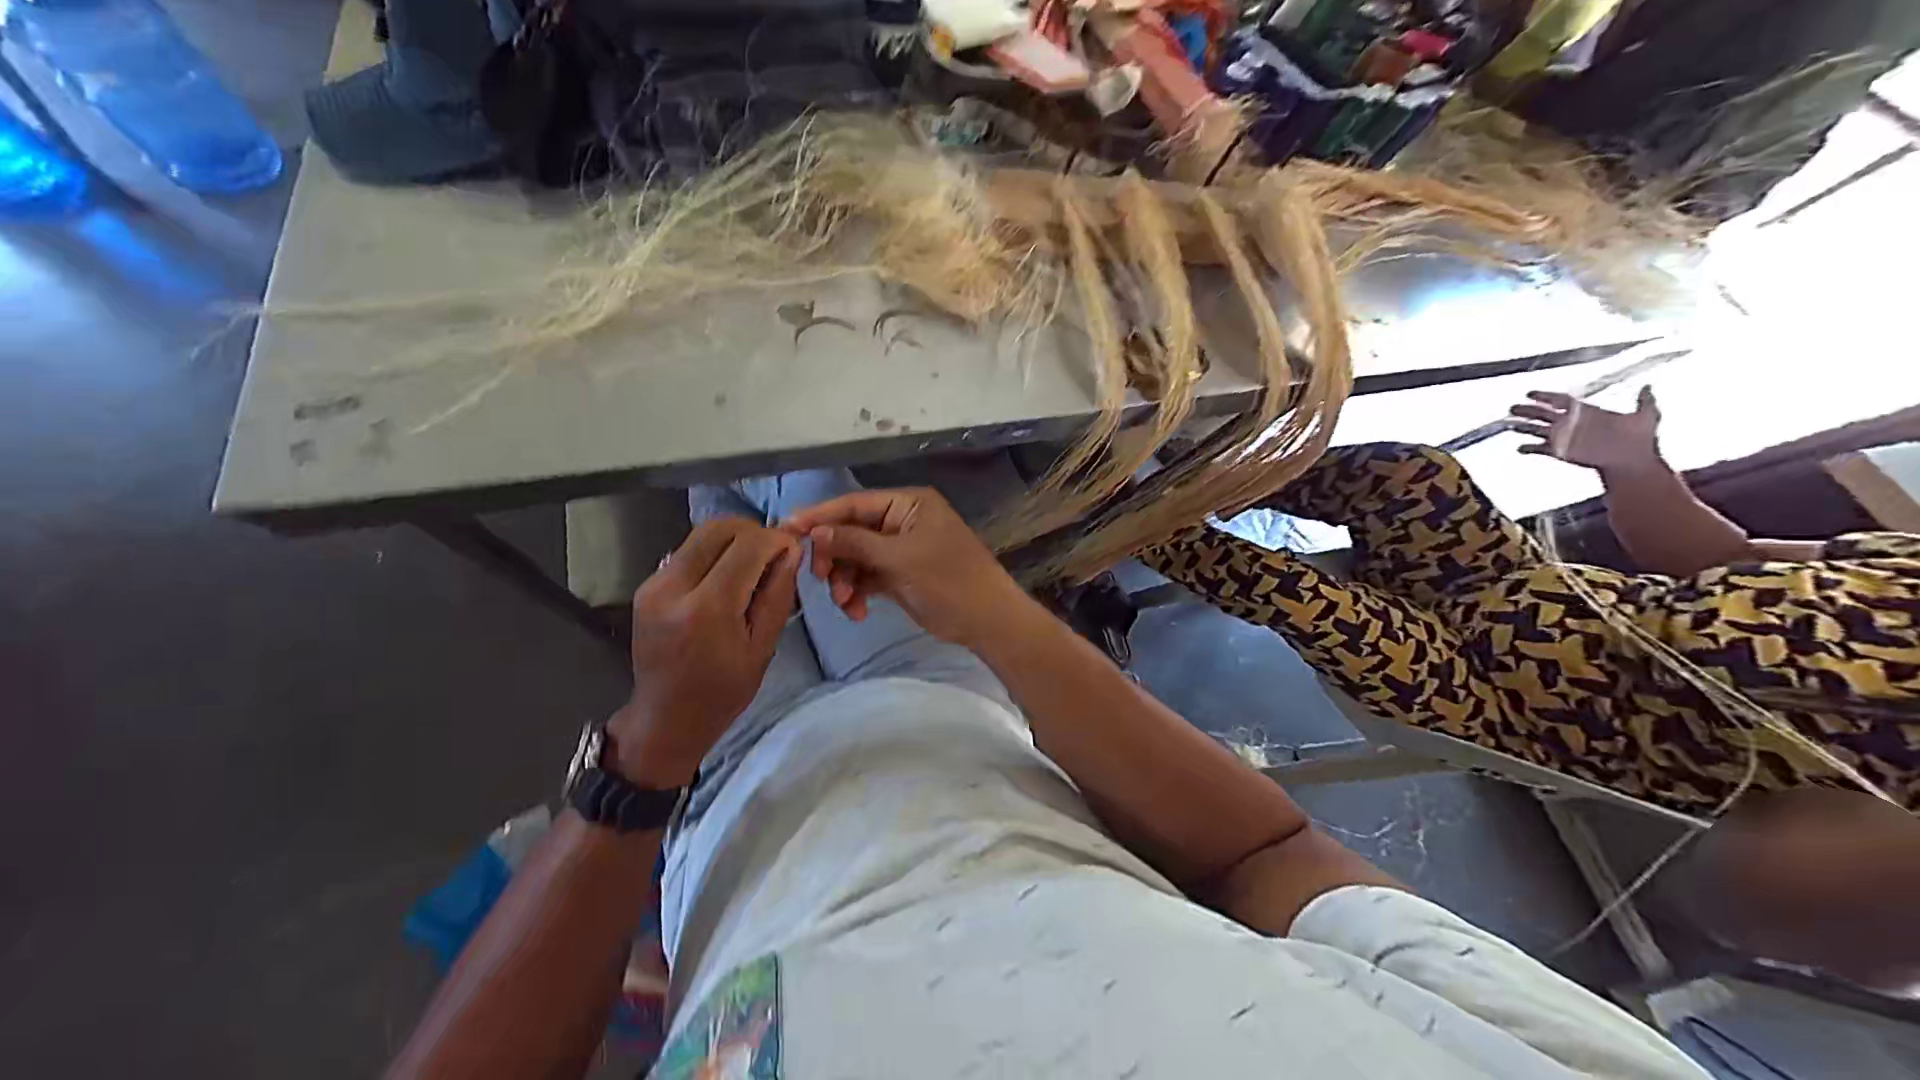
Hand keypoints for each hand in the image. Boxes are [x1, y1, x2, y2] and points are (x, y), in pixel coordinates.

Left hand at [608, 518, 799, 787]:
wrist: (666, 718)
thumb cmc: (723, 691)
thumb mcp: (764, 646)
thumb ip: (778, 593)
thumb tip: (791, 550)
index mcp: (707, 609)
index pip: (748, 546)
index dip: (776, 540)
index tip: (793, 551)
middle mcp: (674, 587)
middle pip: (719, 528)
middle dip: (754, 532)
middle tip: (773, 554)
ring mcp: (654, 584)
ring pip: (701, 534)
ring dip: (734, 540)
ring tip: (753, 565)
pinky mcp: (647, 585)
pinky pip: (688, 551)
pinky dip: (715, 553)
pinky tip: (727, 578)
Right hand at [780, 487, 1034, 649]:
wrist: (986, 620)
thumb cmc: (948, 580)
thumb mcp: (899, 559)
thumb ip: (854, 543)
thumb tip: (814, 532)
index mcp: (908, 504)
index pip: (854, 504)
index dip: (820, 516)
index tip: (787, 530)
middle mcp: (902, 522)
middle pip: (851, 532)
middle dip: (834, 556)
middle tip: (820, 578)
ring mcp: (900, 550)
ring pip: (856, 558)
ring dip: (844, 580)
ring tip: (846, 602)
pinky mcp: (899, 575)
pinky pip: (867, 578)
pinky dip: (857, 592)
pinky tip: (857, 611)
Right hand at [1507, 386, 1661, 473]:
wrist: (1633, 462)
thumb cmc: (1640, 440)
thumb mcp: (1647, 416)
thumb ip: (1645, 401)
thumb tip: (1648, 386)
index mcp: (1586, 412)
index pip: (1559, 401)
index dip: (1544, 396)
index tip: (1530, 393)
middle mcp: (1571, 424)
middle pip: (1542, 414)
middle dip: (1526, 411)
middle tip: (1512, 408)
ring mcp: (1565, 438)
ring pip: (1536, 430)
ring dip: (1522, 427)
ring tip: (1509, 424)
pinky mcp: (1560, 452)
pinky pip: (1539, 449)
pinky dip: (1528, 449)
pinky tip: (1519, 448)